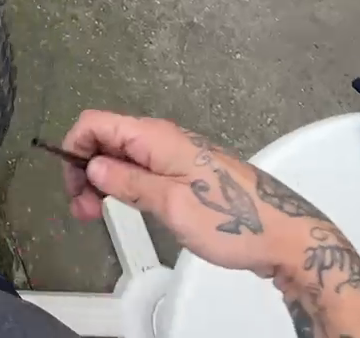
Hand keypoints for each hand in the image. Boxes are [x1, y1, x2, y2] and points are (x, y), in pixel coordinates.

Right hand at [60, 111, 359, 337]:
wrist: (287, 237)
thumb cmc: (230, 219)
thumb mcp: (170, 205)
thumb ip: (127, 182)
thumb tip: (93, 166)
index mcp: (152, 136)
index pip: (94, 123)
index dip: (74, 148)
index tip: (72, 186)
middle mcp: (159, 137)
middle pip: (104, 139)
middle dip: (85, 168)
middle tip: (82, 210)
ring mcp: (171, 153)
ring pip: (120, 155)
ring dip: (102, 180)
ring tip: (96, 214)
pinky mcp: (182, 171)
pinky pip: (139, 168)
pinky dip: (123, 184)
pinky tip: (124, 207)